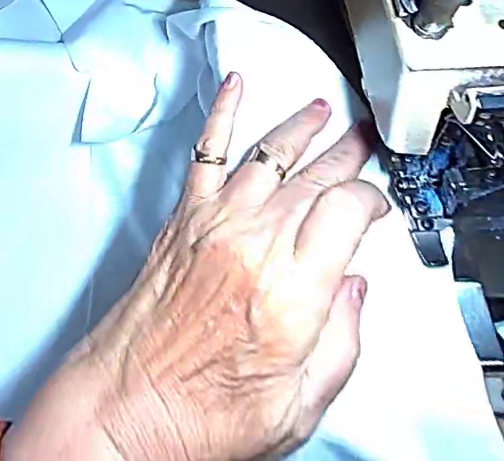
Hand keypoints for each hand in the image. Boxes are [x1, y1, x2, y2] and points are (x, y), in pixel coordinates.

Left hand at [10, 72, 390, 459]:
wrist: (126, 406)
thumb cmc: (201, 416)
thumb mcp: (297, 407)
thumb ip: (340, 343)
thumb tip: (354, 291)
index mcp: (292, 293)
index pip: (347, 212)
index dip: (371, 198)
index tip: (377, 203)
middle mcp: (254, 245)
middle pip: (314, 179)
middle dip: (346, 154)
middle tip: (364, 139)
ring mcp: (215, 223)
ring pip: (269, 156)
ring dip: (299, 128)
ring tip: (321, 111)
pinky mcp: (184, 216)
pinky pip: (206, 152)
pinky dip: (222, 113)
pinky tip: (234, 88)